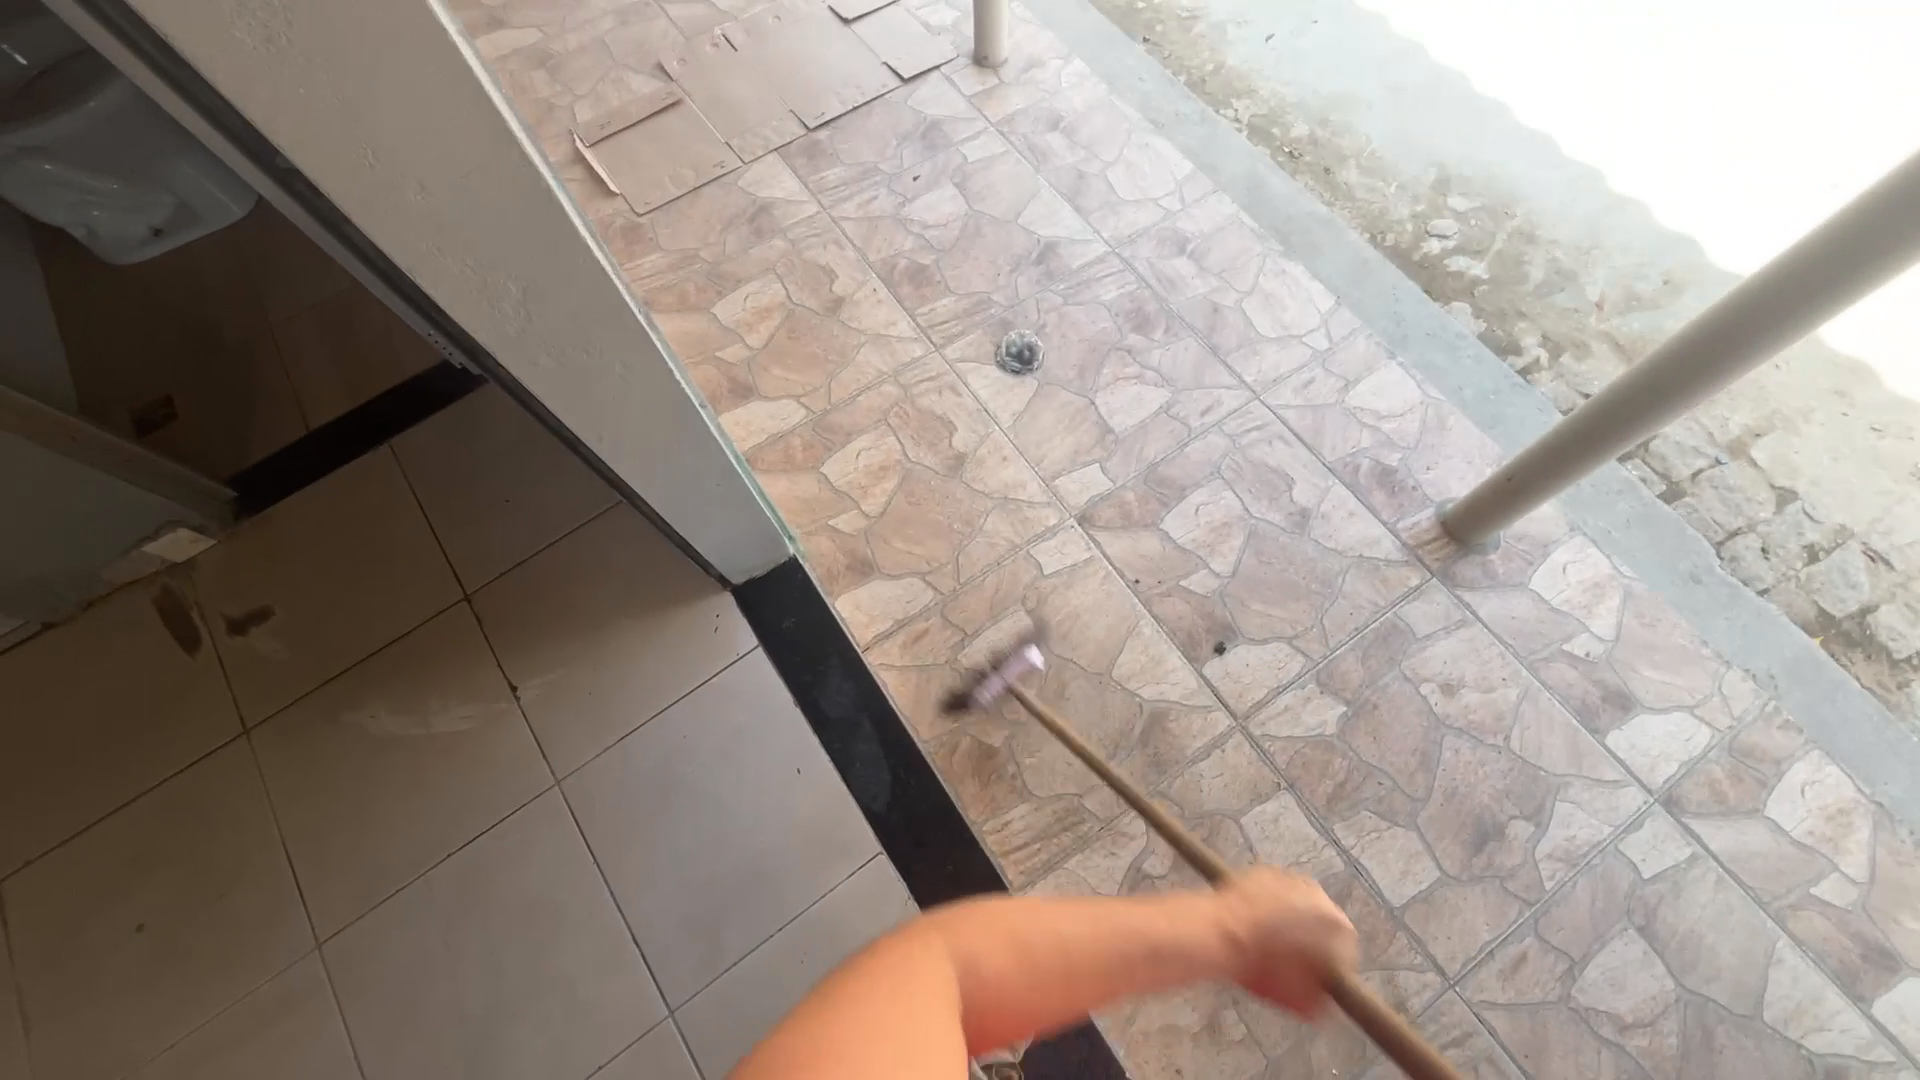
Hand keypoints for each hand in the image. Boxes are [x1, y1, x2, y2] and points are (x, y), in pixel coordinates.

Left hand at [1215, 866, 1356, 1017]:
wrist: (1225, 930)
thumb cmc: (1266, 966)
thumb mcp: (1303, 1000)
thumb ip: (1323, 995)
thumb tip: (1322, 994)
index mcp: (1341, 929)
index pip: (1345, 953)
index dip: (1328, 969)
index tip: (1312, 979)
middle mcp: (1322, 897)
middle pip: (1322, 924)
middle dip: (1309, 940)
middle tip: (1288, 960)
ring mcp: (1293, 878)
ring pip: (1299, 905)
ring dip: (1289, 919)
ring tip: (1268, 939)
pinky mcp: (1265, 870)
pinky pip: (1274, 890)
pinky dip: (1268, 902)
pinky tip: (1254, 918)